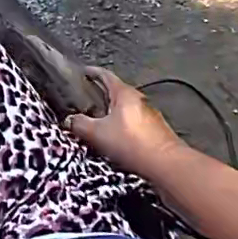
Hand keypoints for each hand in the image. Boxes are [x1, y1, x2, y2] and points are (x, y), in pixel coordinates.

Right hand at [67, 67, 185, 178]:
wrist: (168, 166)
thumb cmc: (132, 143)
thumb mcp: (97, 133)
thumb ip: (79, 124)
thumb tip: (69, 120)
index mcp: (124, 93)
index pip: (105, 74)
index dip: (92, 72)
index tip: (82, 72)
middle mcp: (139, 100)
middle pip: (116, 92)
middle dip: (101, 95)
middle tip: (85, 101)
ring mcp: (150, 116)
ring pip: (126, 109)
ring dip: (113, 112)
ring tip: (98, 122)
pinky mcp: (157, 133)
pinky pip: (135, 124)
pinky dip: (124, 127)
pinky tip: (117, 139)